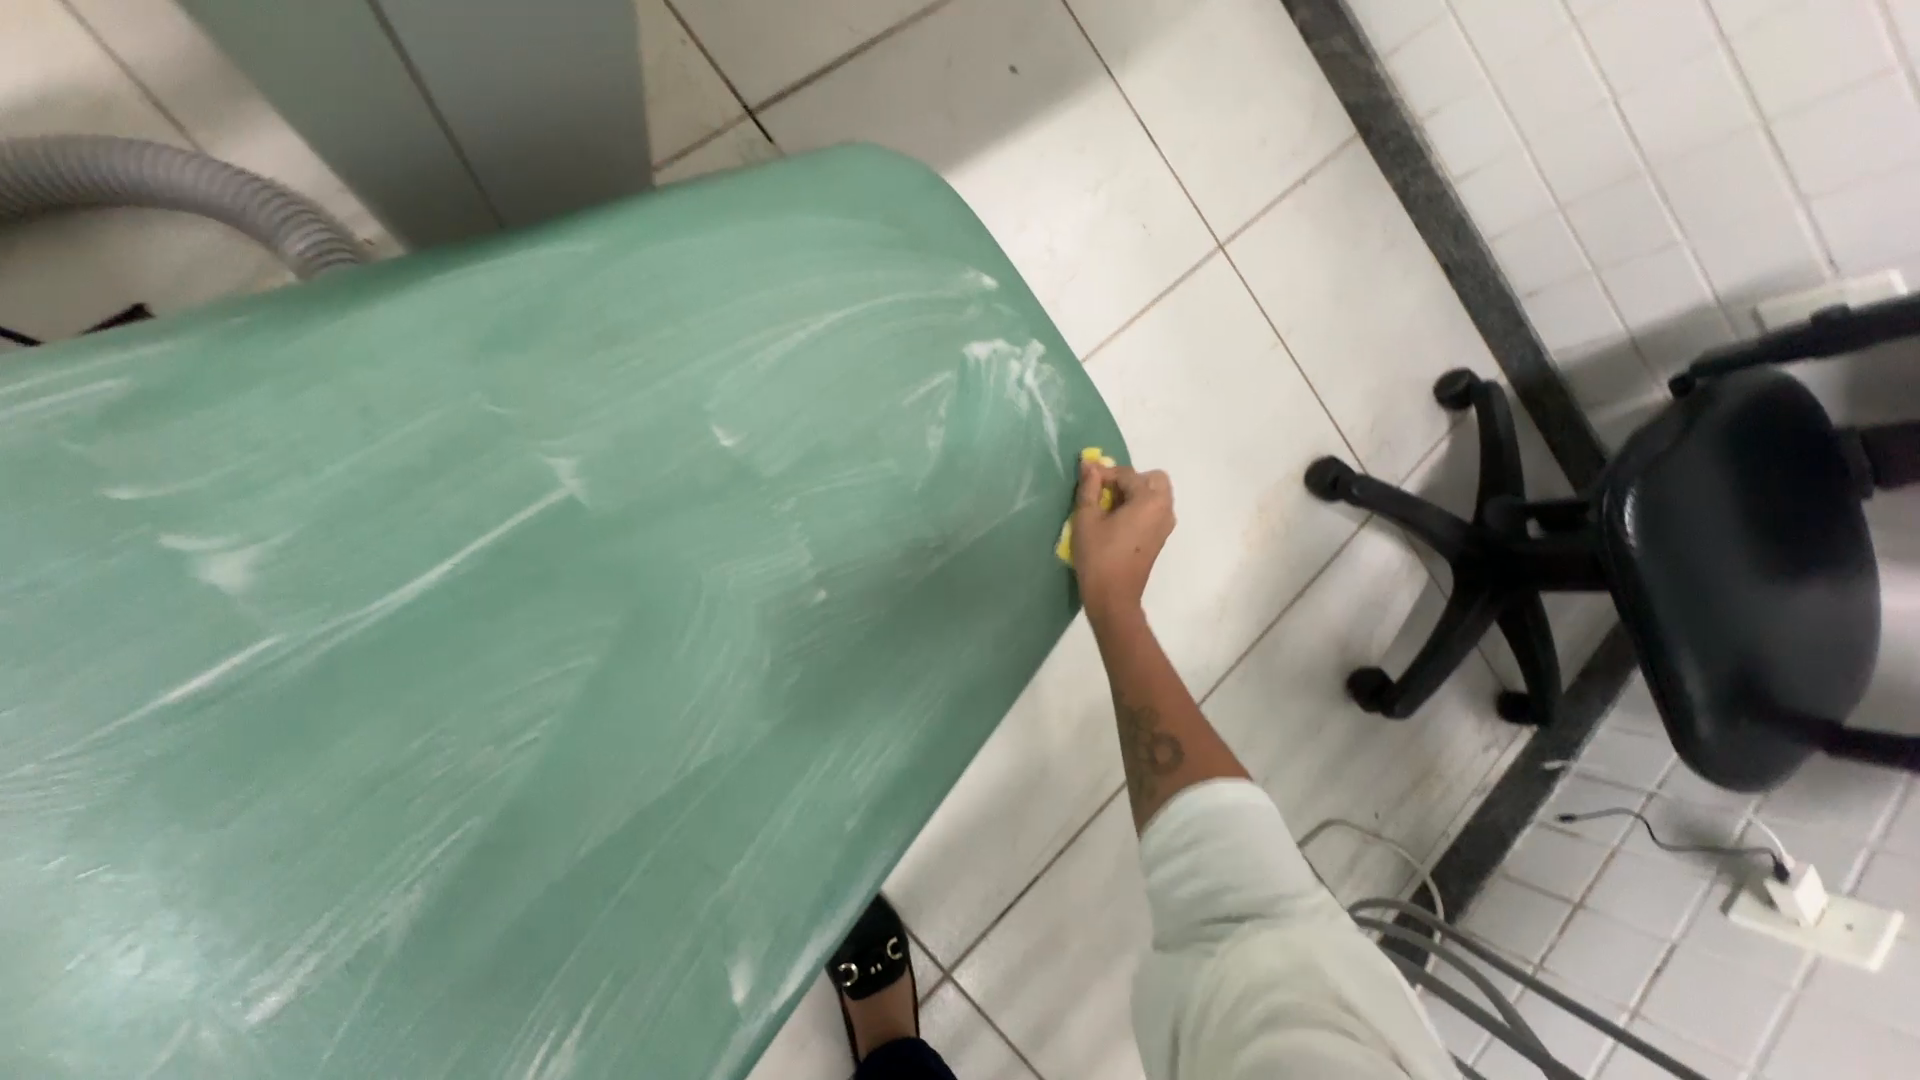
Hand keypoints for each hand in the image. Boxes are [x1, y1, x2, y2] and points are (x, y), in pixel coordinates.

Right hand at [1070, 461, 1174, 622]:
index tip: (1086, 481)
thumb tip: (1089, 463)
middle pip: (1152, 479)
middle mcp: (1165, 508)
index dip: (1104, 474)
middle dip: (1128, 480)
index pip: (1127, 474)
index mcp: (1149, 500)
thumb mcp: (1087, 518)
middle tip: (1105, 493)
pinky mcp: (1161, 537)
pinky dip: (1140, 507)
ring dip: (1135, 493)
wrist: (1113, 597)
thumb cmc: (1098, 556)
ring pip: (1156, 494)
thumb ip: (1089, 487)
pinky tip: (1118, 522)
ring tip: (1110, 507)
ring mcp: (1166, 524)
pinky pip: (1155, 510)